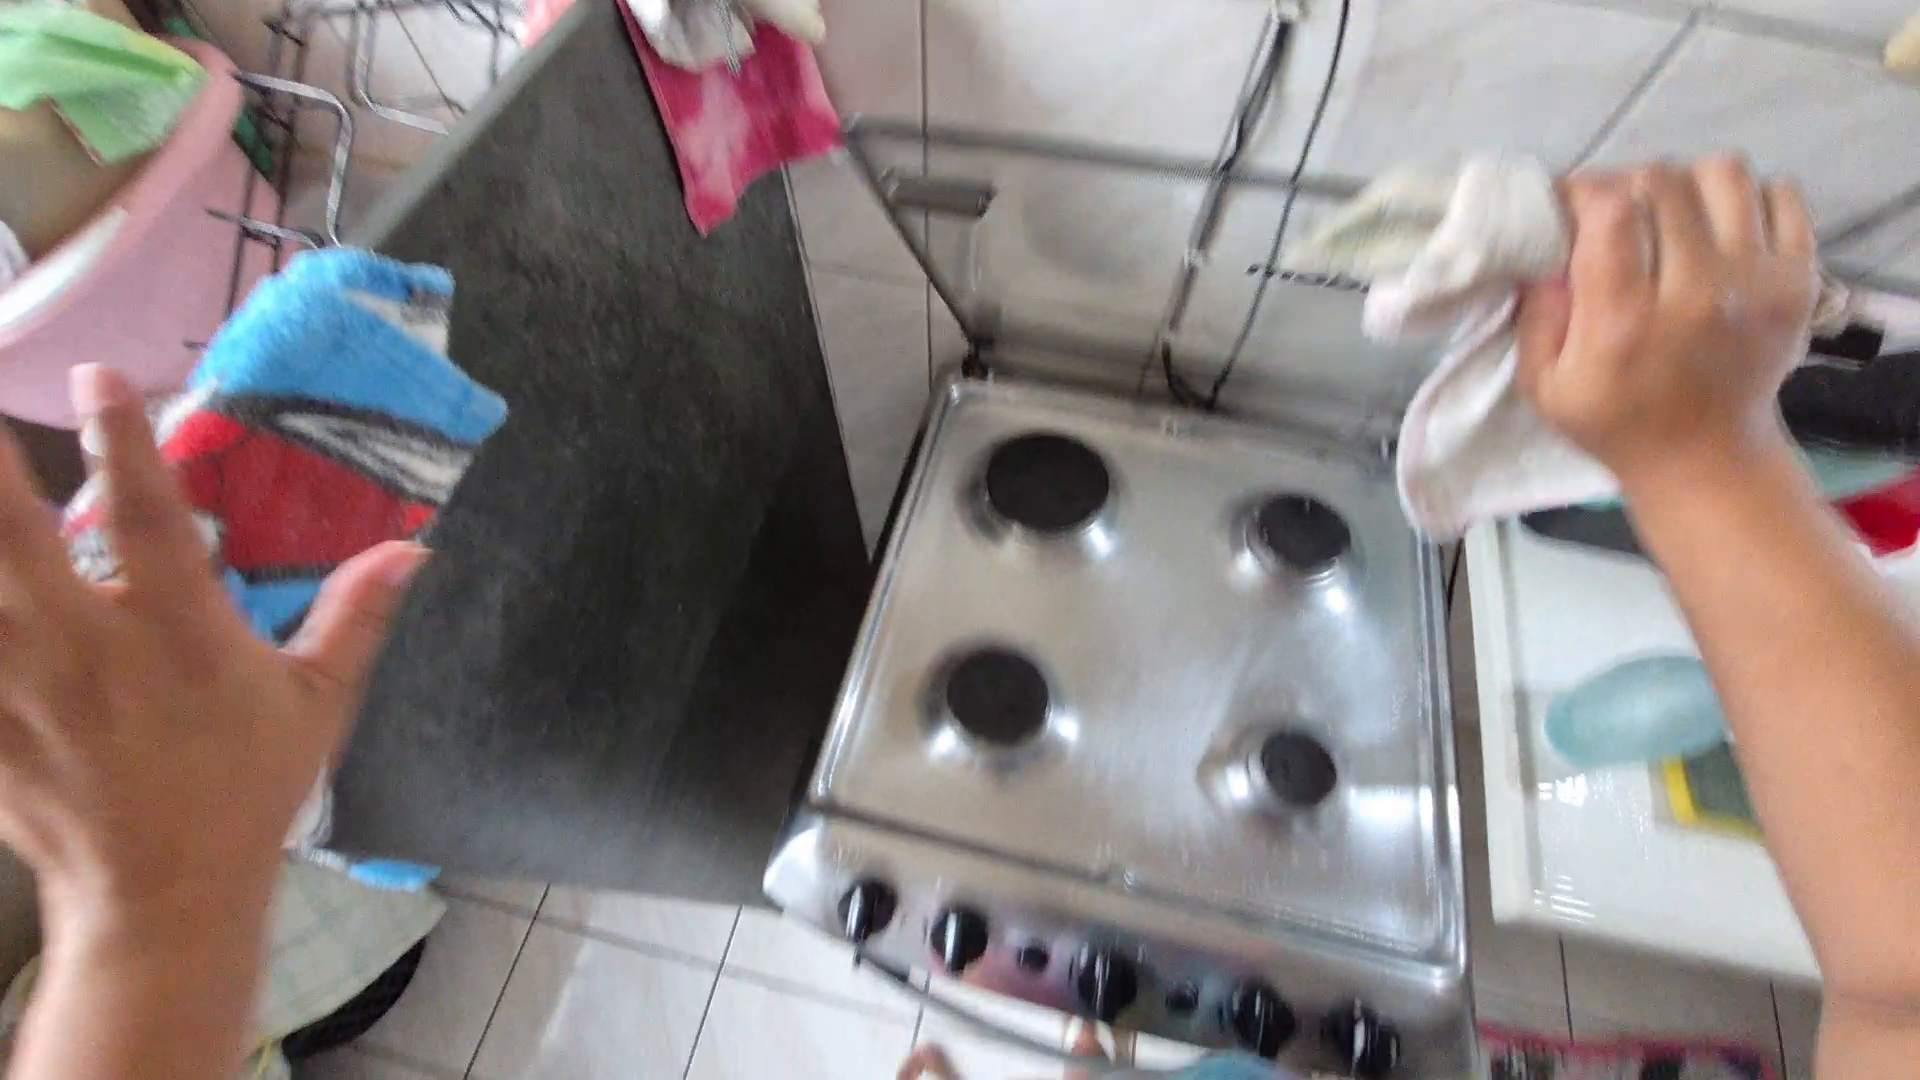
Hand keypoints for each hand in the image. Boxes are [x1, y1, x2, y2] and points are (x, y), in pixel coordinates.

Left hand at [0, 364, 424, 938]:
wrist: (163, 881)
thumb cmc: (254, 778)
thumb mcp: (325, 696)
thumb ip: (359, 614)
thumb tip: (411, 548)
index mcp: (178, 633)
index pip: (146, 517)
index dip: (124, 441)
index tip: (102, 376)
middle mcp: (80, 644)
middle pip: (5, 533)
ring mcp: (10, 683)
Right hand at [1516, 158, 1820, 494]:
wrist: (1702, 451)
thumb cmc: (1608, 419)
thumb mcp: (1542, 384)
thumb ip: (1538, 320)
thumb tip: (1546, 260)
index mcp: (1622, 320)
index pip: (1611, 214)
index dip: (1583, 190)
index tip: (1564, 199)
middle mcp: (1696, 289)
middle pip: (1664, 184)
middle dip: (1623, 184)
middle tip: (1605, 209)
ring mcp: (1758, 278)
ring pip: (1723, 175)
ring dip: (1681, 184)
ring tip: (1659, 212)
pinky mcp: (1799, 275)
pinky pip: (1779, 195)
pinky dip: (1739, 198)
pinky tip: (1710, 227)